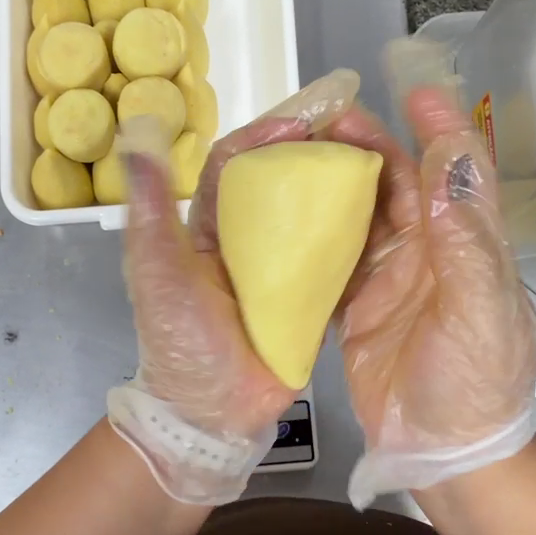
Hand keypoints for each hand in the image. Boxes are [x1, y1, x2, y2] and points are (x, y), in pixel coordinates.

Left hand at [109, 72, 359, 503]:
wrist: (210, 415)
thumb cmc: (180, 344)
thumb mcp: (156, 272)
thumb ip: (151, 208)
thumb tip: (138, 131)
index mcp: (207, 228)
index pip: (236, 163)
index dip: (267, 134)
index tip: (305, 118)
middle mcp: (247, 241)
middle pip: (284, 180)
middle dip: (317, 149)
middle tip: (359, 124)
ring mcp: (283, 270)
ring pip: (318, 213)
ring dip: (347, 185)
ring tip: (386, 158)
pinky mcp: (312, 298)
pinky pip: (342, 257)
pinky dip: (364, 233)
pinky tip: (397, 211)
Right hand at [327, 66, 535, 506]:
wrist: (443, 451)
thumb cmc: (473, 382)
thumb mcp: (479, 311)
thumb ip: (463, 240)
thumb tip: (445, 161)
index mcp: (466, 247)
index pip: (457, 171)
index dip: (438, 128)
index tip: (412, 90)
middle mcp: (429, 254)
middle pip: (399, 185)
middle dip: (369, 147)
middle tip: (326, 121)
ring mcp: (390, 281)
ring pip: (362, 217)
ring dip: (335, 186)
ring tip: (297, 158)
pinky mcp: (357, 309)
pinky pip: (333, 262)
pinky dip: (311, 238)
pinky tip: (283, 219)